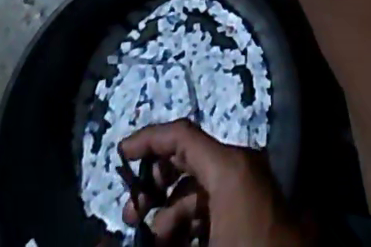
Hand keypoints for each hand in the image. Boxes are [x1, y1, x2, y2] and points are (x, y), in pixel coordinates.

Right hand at [118, 120, 311, 246]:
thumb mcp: (201, 245)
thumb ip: (159, 235)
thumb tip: (110, 242)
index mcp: (230, 166)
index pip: (181, 134)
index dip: (147, 140)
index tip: (120, 156)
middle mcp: (242, 167)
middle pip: (189, 160)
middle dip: (156, 185)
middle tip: (131, 214)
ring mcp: (254, 188)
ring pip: (203, 189)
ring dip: (172, 213)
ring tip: (151, 241)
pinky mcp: (260, 212)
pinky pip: (220, 206)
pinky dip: (195, 222)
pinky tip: (176, 245)